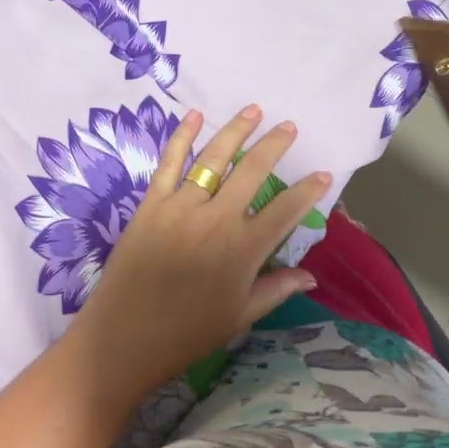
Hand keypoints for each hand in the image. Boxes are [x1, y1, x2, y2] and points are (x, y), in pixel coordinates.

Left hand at [63, 105, 331, 398]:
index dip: (308, 190)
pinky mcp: (151, 203)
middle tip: (289, 127)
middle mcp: (217, 219)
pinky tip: (195, 115)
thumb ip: (276, 289)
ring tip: (254, 110)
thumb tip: (312, 274)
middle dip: (275, 145)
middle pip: (253, 171)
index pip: (286, 210)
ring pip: (214, 157)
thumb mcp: (239, 317)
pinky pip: (169, 162)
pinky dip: (182, 136)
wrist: (124, 338)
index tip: (324, 173)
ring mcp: (181, 207)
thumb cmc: (186, 334)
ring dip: (236, 130)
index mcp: (243, 249)